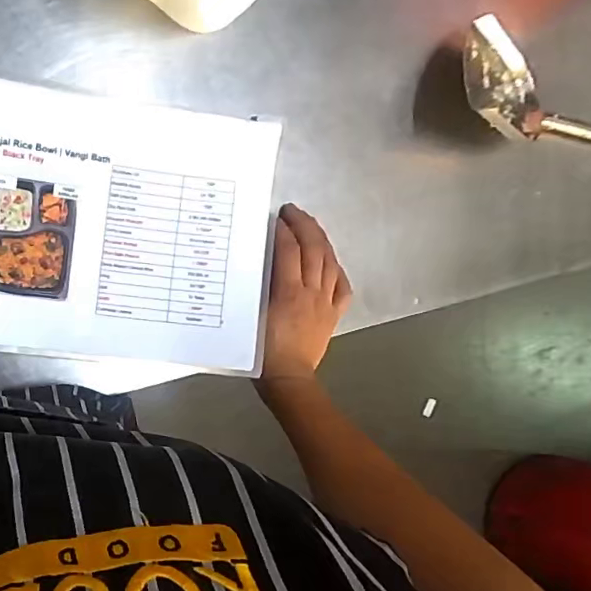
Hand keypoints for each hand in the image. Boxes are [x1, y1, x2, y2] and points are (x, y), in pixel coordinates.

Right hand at [259, 203, 351, 389]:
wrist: (288, 379)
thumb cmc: (262, 355)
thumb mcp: (250, 320)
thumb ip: (256, 293)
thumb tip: (258, 267)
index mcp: (288, 293)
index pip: (287, 251)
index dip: (282, 231)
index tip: (275, 217)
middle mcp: (310, 293)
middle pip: (312, 249)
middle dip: (303, 225)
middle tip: (292, 212)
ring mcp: (325, 303)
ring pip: (328, 262)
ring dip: (320, 239)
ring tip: (309, 226)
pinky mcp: (332, 314)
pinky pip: (340, 286)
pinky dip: (335, 269)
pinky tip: (330, 262)